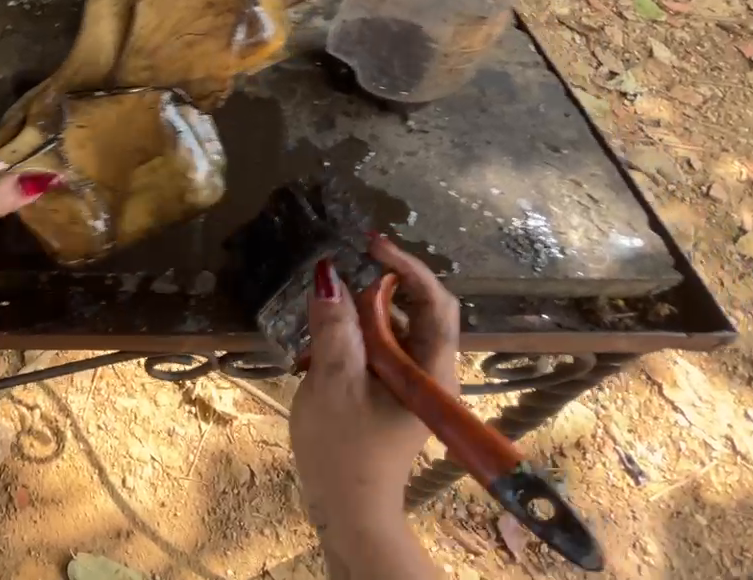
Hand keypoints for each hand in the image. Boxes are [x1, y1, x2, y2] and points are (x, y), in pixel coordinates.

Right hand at [289, 237, 459, 526]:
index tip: (370, 243)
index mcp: (431, 372)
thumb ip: (334, 329)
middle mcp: (430, 373)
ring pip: (391, 329)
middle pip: (414, 312)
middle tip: (336, 267)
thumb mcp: (333, 383)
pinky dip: (350, 333)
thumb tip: (327, 275)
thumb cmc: (344, 449)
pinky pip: (376, 348)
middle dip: (376, 285)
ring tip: (320, 306)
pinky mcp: (390, 392)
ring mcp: (411, 385)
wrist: (348, 509)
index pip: (434, 304)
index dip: (407, 268)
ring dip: (357, 311)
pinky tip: (318, 341)